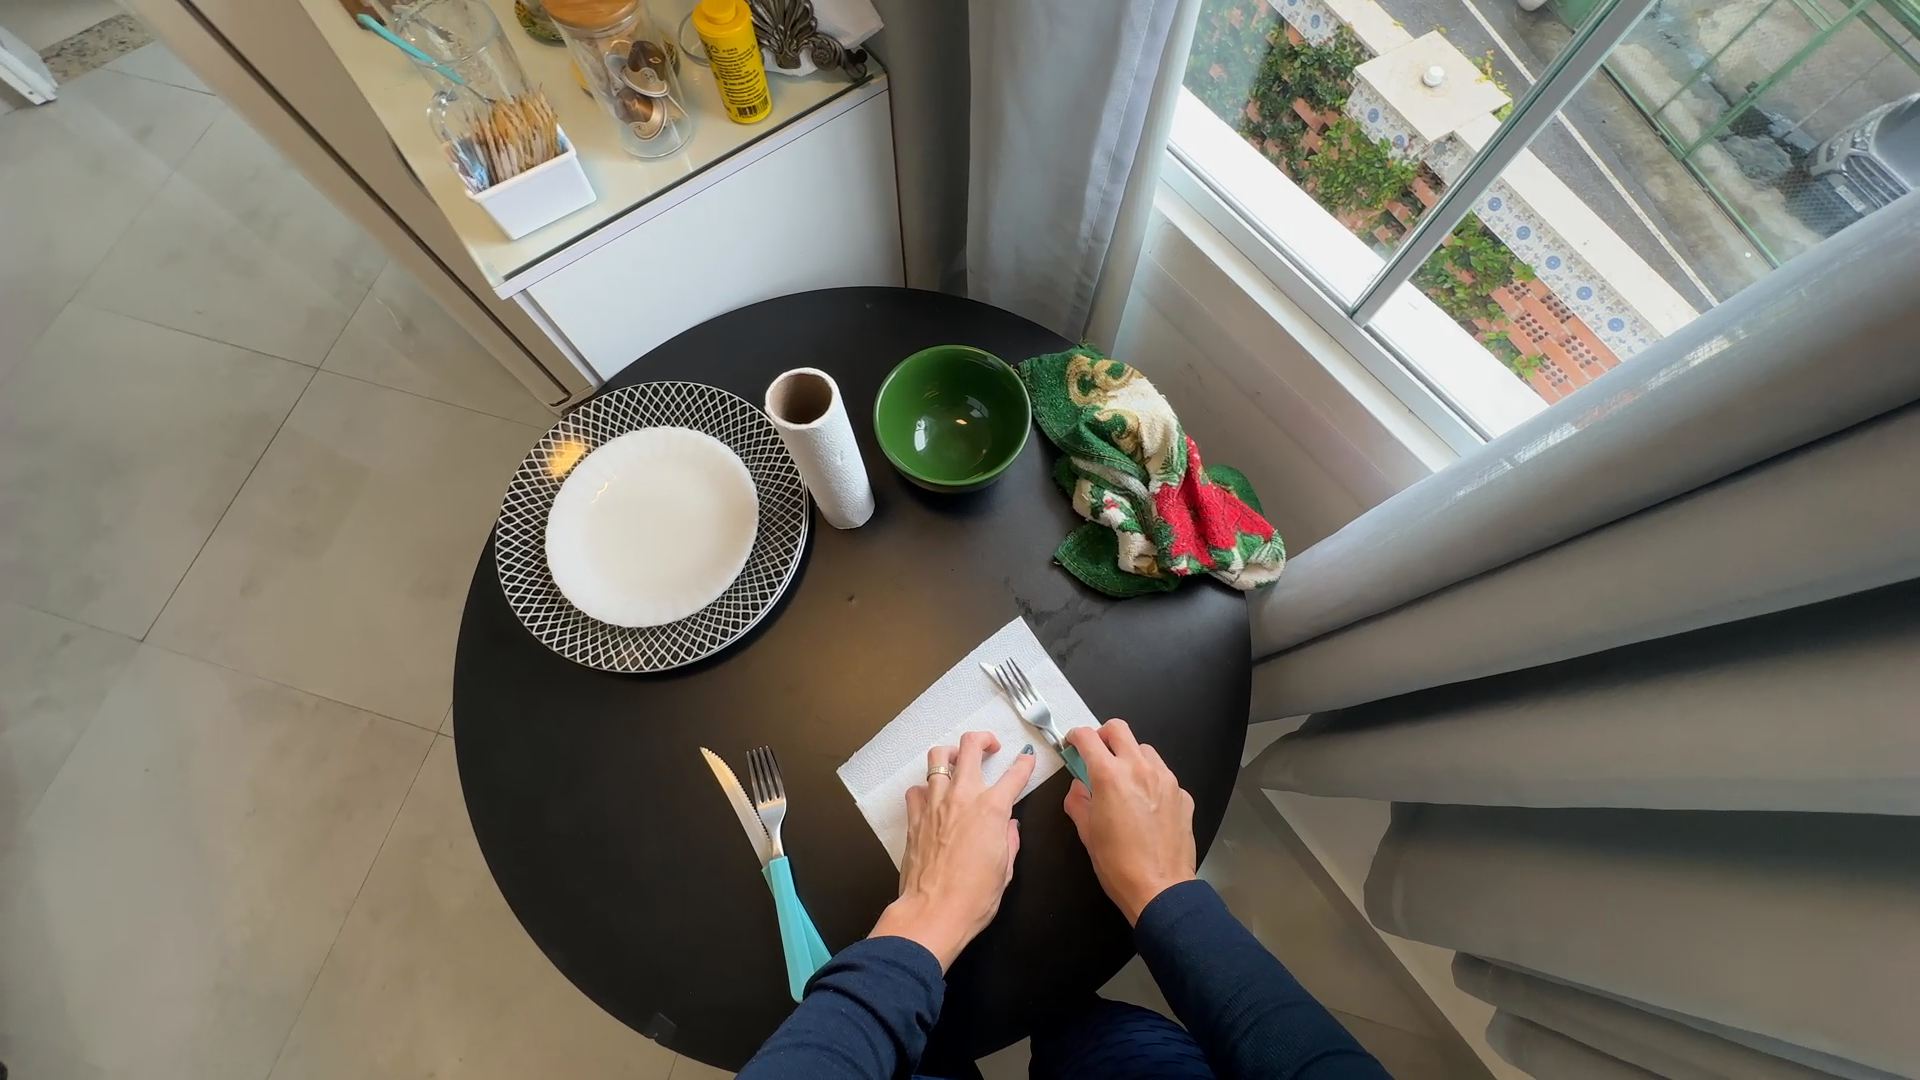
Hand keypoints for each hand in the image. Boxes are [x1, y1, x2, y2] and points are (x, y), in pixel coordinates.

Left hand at [870, 731, 1036, 970]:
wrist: (934, 912)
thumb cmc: (974, 897)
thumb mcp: (1006, 869)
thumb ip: (1009, 839)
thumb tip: (1008, 826)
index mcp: (992, 809)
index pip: (1014, 774)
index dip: (1024, 763)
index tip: (1026, 759)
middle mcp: (963, 796)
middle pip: (970, 746)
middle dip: (983, 739)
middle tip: (989, 746)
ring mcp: (935, 802)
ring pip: (938, 756)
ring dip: (951, 754)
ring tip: (956, 761)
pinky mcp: (915, 815)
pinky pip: (917, 788)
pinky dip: (925, 788)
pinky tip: (932, 797)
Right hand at [1062, 720, 1196, 924]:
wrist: (1161, 890)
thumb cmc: (1118, 865)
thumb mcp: (1086, 832)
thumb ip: (1077, 801)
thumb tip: (1078, 788)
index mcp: (1109, 775)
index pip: (1088, 737)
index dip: (1075, 736)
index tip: (1072, 743)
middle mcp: (1139, 769)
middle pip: (1119, 728)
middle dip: (1103, 735)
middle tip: (1096, 754)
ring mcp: (1165, 779)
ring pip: (1144, 749)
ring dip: (1130, 756)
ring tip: (1124, 780)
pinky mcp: (1183, 794)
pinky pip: (1163, 774)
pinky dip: (1150, 779)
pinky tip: (1146, 804)